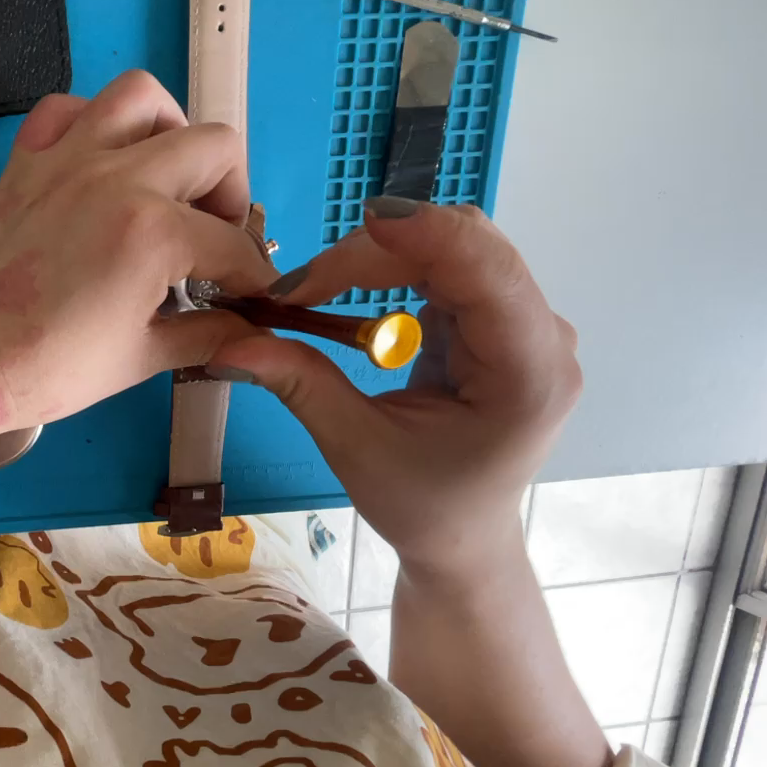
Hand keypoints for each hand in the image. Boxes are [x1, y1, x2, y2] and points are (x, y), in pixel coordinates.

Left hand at [0, 70, 275, 436]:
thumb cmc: (46, 373)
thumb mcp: (139, 359)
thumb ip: (206, 335)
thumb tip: (248, 330)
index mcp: (152, 231)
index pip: (231, 245)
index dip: (253, 276)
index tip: (254, 294)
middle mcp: (117, 176)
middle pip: (214, 148)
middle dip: (232, 197)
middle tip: (216, 242)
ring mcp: (66, 160)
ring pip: (143, 99)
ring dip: (172, 133)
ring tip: (166, 184)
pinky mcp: (25, 163)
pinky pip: (66, 109)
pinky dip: (93, 122)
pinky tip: (99, 165)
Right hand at [208, 199, 581, 575]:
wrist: (459, 536)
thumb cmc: (417, 503)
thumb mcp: (353, 446)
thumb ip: (300, 384)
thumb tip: (227, 343)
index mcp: (528, 371)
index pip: (486, 270)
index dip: (420, 235)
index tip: (347, 230)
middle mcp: (539, 335)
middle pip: (463, 249)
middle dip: (373, 254)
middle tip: (293, 290)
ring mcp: (521, 325)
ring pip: (450, 251)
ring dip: (374, 260)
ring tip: (308, 293)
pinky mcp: (495, 324)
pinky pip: (443, 271)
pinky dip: (385, 273)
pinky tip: (341, 295)